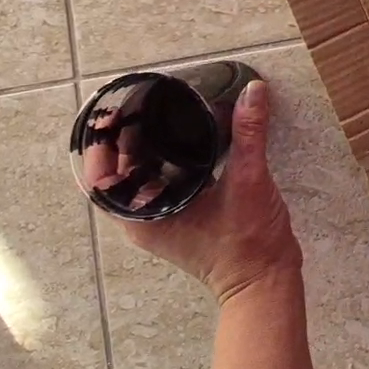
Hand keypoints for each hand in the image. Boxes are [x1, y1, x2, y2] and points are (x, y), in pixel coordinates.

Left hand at [110, 79, 302, 303]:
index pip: (102, 178)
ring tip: (164, 110)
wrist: (266, 279)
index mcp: (143, 216)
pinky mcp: (186, 214)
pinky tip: (191, 135)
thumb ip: (249, 134)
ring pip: (144, 175)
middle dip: (127, 136)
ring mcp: (165, 217)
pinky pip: (166, 178)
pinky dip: (170, 156)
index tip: (117, 111)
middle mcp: (145, 217)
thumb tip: (254, 89)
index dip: (102, 144)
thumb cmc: (246, 241)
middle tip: (144, 100)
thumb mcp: (248, 181)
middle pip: (121, 172)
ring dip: (148, 145)